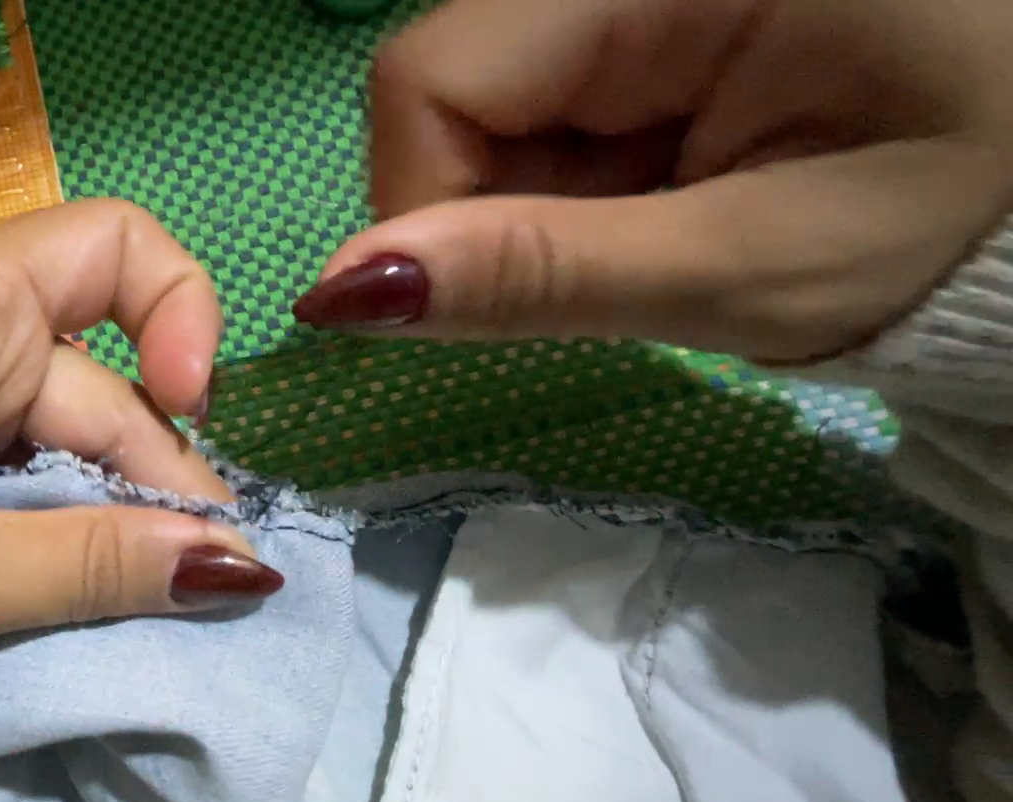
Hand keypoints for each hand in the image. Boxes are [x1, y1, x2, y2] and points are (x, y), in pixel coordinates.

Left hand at [0, 200, 283, 688]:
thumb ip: (93, 565)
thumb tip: (238, 568)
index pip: (115, 248)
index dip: (181, 316)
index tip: (190, 410)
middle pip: (108, 382)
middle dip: (156, 478)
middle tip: (200, 578)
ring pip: (78, 441)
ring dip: (118, 516)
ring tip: (157, 595)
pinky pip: (37, 474)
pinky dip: (71, 526)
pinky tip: (95, 583)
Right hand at [296, 0, 1012, 359]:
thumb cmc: (968, 227)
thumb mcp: (748, 267)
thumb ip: (534, 274)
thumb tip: (333, 294)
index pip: (429, 77)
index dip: (418, 202)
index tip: (496, 288)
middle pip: (440, 87)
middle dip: (474, 206)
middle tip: (595, 256)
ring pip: (472, 109)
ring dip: (518, 200)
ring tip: (642, 221)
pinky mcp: (640, 23)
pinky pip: (526, 109)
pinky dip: (554, 183)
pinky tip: (641, 194)